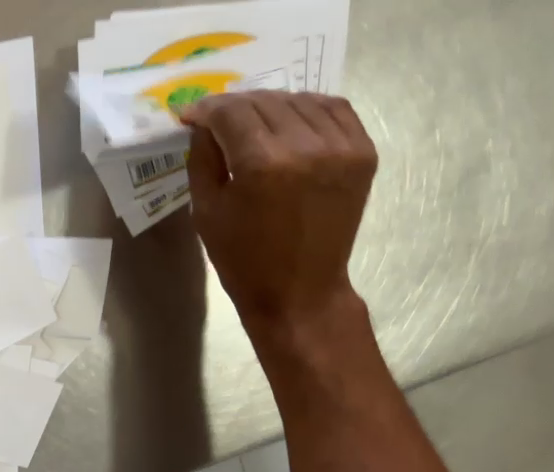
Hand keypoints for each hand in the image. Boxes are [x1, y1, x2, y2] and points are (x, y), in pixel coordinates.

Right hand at [181, 91, 377, 327]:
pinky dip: (307, 108)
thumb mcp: (206, 213)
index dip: (207, 109)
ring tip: (253, 120)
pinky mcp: (362, 151)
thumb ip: (203, 161)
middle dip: (236, 105)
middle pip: (265, 101)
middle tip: (218, 118)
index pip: (231, 113)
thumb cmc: (242, 260)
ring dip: (271, 104)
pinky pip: (334, 110)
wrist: (299, 290)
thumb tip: (204, 126)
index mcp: (261, 165)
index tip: (191, 114)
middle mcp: (305, 146)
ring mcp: (341, 146)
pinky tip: (289, 121)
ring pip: (300, 100)